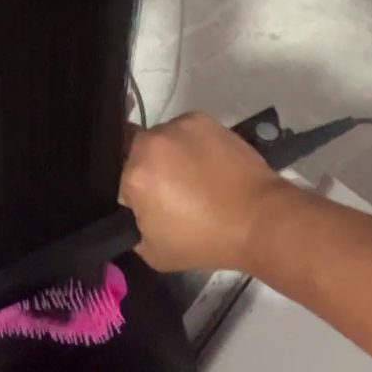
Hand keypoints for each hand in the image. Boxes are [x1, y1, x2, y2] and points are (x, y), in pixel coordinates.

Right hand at [119, 112, 296, 272]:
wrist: (260, 220)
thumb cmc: (206, 240)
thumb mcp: (153, 252)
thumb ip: (129, 228)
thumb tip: (126, 212)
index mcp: (132, 174)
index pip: (111, 176)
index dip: (124, 189)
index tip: (141, 201)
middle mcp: (148, 143)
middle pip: (130, 150)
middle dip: (142, 166)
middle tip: (164, 188)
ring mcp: (175, 127)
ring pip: (157, 138)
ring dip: (165, 153)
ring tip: (190, 175)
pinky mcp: (198, 119)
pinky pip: (182, 130)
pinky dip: (188, 143)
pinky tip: (204, 163)